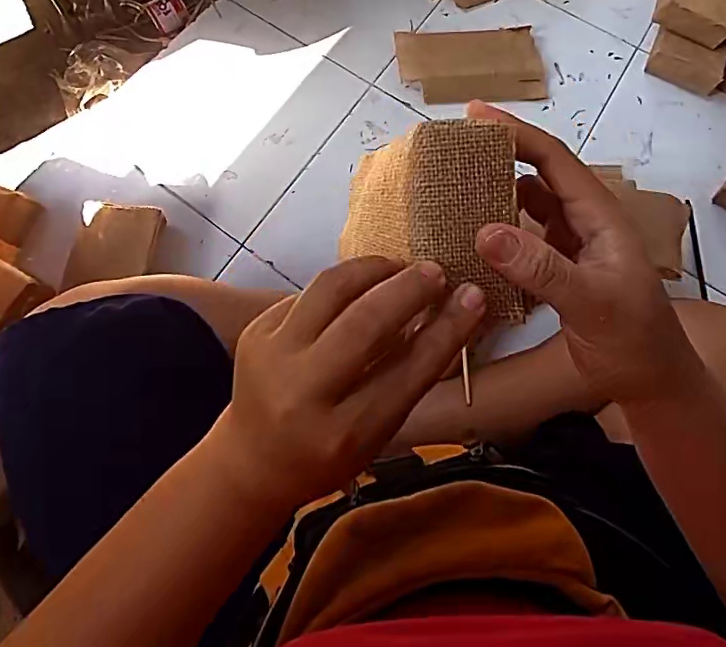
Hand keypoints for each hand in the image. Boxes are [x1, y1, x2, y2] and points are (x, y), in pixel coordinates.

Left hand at [207, 257, 486, 510]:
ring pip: (329, 289)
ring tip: (399, 266)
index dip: (446, 329)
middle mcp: (303, 393)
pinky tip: (361, 285)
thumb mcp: (374, 434)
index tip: (472, 297)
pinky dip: (342, 285)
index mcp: (344, 433)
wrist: (254, 459)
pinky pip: (308, 293)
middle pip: (364, 323)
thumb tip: (443, 312)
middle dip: (409, 289)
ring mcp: (272, 356)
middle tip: (436, 271)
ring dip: (372, 269)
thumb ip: (405, 379)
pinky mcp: (255, 331)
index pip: (406, 371)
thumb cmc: (327, 453)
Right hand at [466, 102, 705, 406]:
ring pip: (527, 200)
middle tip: (455, 143)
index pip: (553, 159)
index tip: (474, 115)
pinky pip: (521, 232)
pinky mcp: (557, 265)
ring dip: (495, 187)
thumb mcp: (591, 304)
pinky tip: (471, 231)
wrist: (655, 387)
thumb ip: (541, 268)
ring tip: (454, 182)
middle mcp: (583, 220)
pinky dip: (496, 224)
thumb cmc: (636, 344)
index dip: (515, 133)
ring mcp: (570, 242)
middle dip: (499, 151)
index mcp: (598, 216)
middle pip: (538, 171)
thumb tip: (484, 231)